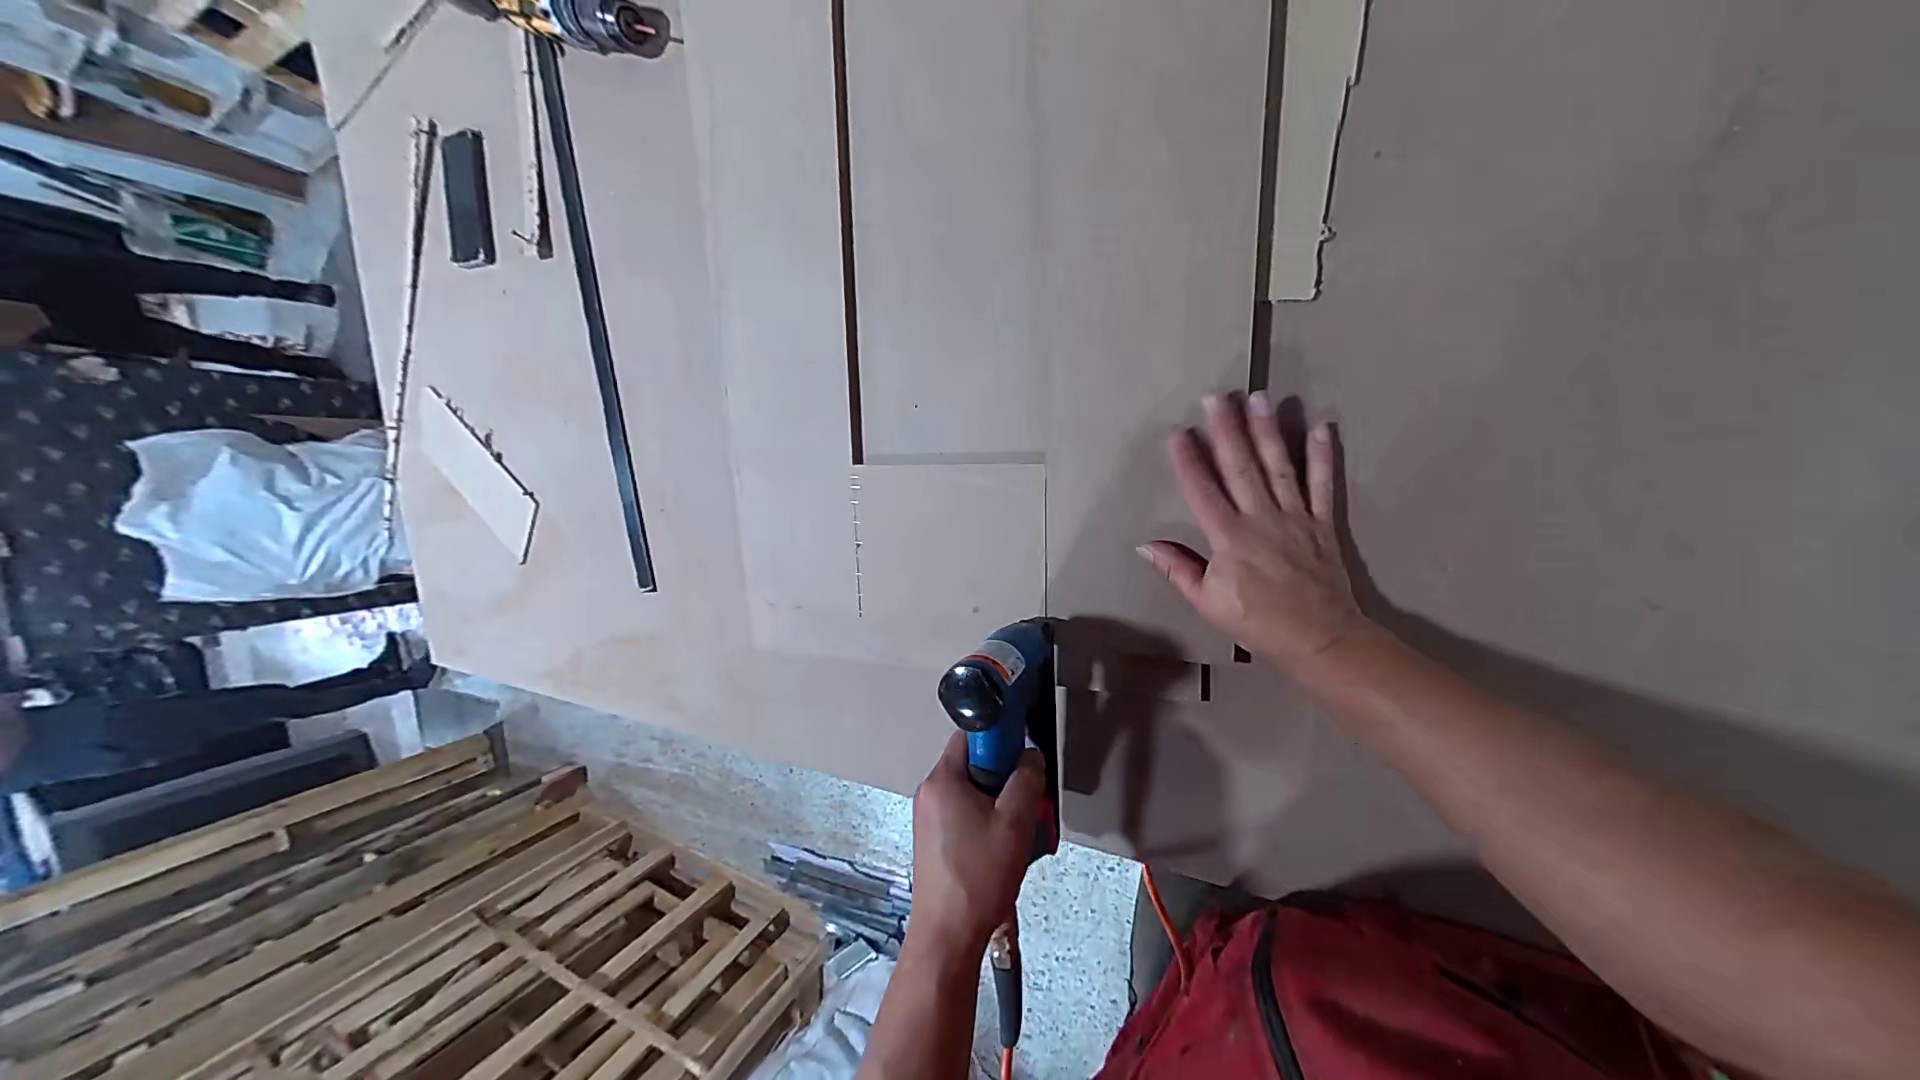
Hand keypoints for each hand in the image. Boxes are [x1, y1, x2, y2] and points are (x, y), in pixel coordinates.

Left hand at [907, 734, 1045, 956]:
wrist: (948, 934)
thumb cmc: (976, 878)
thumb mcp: (1014, 822)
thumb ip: (1027, 780)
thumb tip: (1031, 757)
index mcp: (942, 780)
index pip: (971, 735)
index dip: (999, 740)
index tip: (1020, 756)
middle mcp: (930, 793)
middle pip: (973, 765)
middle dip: (1004, 779)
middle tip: (1025, 802)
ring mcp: (929, 818)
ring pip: (972, 793)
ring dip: (999, 805)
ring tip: (1017, 832)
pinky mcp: (934, 840)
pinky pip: (965, 816)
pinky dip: (986, 823)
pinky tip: (1003, 849)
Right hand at [1139, 391, 1378, 673]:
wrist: (1320, 639)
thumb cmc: (1256, 622)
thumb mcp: (1207, 602)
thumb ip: (1178, 569)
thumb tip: (1146, 545)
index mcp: (1229, 539)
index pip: (1203, 491)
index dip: (1189, 461)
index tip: (1179, 432)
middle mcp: (1261, 519)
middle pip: (1241, 467)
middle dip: (1227, 430)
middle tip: (1218, 396)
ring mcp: (1296, 518)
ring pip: (1279, 467)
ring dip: (1269, 431)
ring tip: (1261, 398)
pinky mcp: (1323, 523)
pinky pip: (1323, 485)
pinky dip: (1322, 456)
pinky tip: (1320, 427)